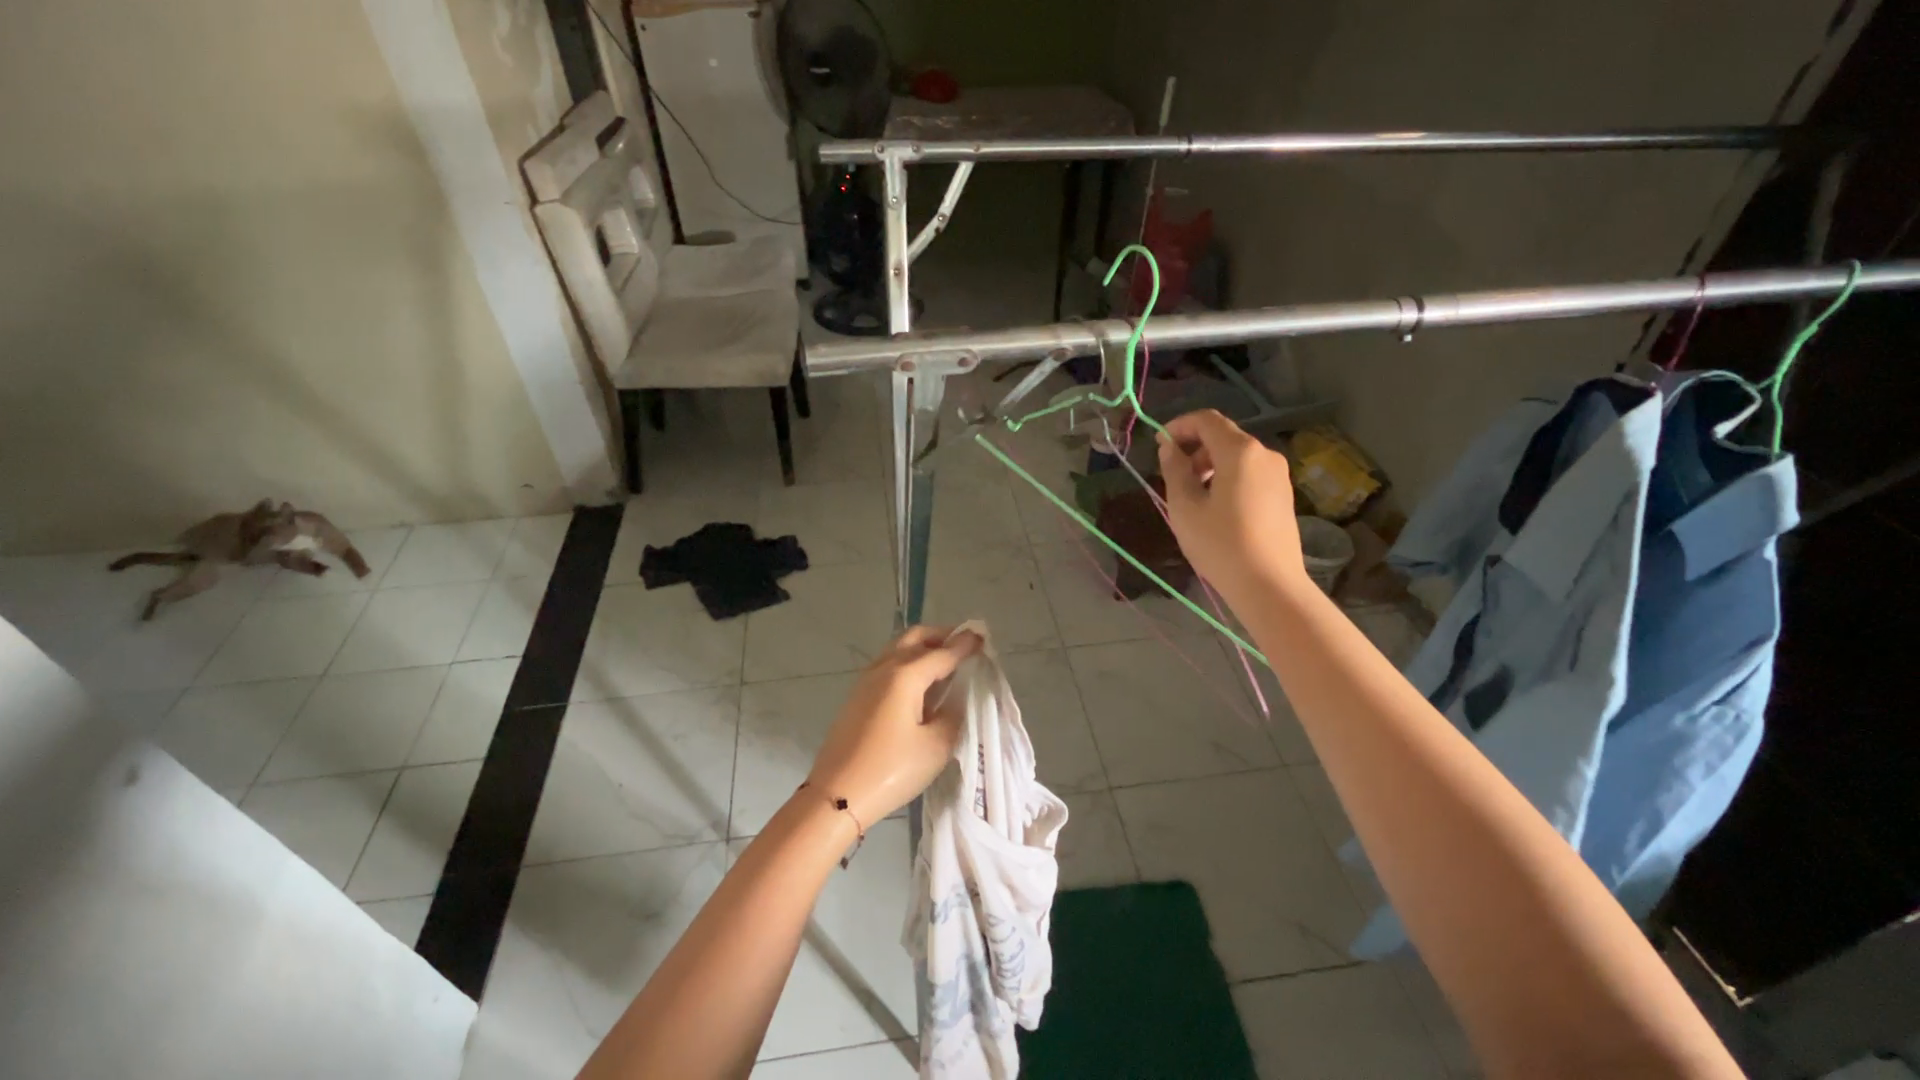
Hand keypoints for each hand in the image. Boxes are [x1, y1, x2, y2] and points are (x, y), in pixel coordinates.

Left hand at [803, 625, 981, 825]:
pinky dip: (906, 663)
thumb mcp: (935, 746)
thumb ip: (952, 716)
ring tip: (943, 663)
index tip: (982, 637)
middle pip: (913, 638)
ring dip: (921, 648)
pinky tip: (918, 685)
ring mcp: (865, 682)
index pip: (941, 653)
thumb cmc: (891, 770)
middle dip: (940, 636)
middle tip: (962, 644)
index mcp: (905, 676)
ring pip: (896, 650)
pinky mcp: (856, 698)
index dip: (963, 645)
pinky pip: (886, 667)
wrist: (837, 795)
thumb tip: (954, 701)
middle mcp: (883, 669)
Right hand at [1156, 409, 1310, 602]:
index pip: (1206, 420)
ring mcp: (1278, 475)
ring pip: (1237, 456)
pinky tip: (1216, 509)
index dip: (1179, 426)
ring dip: (1210, 465)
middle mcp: (1264, 454)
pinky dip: (1228, 478)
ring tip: (1192, 496)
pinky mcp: (1284, 495)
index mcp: (1240, 451)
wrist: (1269, 585)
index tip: (1159, 445)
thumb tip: (1170, 448)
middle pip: (1223, 436)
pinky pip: (1250, 474)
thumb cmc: (1220, 544)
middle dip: (1194, 448)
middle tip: (1172, 476)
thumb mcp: (1185, 507)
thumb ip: (1174, 470)